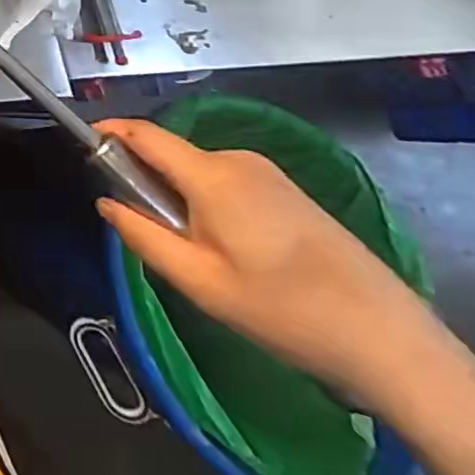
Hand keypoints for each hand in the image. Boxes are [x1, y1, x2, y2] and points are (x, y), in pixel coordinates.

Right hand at [97, 119, 474, 474]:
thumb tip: (106, 202)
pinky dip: (206, 201)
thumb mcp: (198, 281)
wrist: (393, 342)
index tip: (82, 143)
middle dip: (144, 178)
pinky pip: (226, 182)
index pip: (145, 134)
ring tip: (192, 251)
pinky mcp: (288, 192)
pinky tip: (228, 249)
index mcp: (213, 175)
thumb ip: (141, 235)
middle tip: (144, 228)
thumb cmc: (284, 310)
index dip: (109, 132)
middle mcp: (239, 161)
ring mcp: (269, 174)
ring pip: (197, 171)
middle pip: (170, 154)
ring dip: (176, 195)